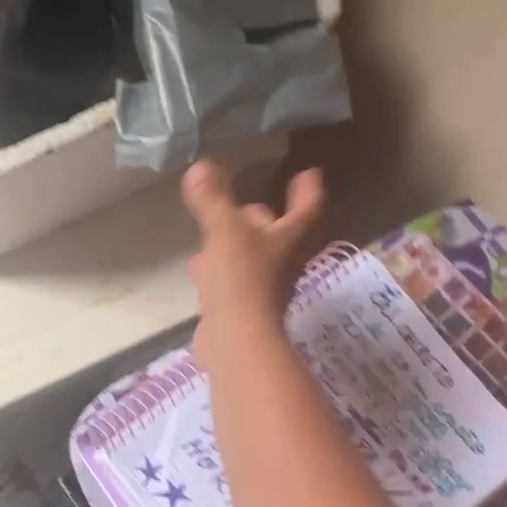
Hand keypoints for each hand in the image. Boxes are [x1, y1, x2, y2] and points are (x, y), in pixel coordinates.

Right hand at [180, 161, 325, 367]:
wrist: (236, 339)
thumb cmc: (241, 280)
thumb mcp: (224, 233)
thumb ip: (212, 201)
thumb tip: (199, 167)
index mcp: (290, 239)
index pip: (306, 207)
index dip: (307, 190)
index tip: (307, 173)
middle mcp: (284, 263)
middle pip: (279, 235)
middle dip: (263, 220)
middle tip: (247, 207)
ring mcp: (264, 290)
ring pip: (253, 260)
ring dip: (236, 247)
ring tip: (213, 238)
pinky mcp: (241, 311)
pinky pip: (233, 283)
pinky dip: (219, 272)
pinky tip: (200, 272)